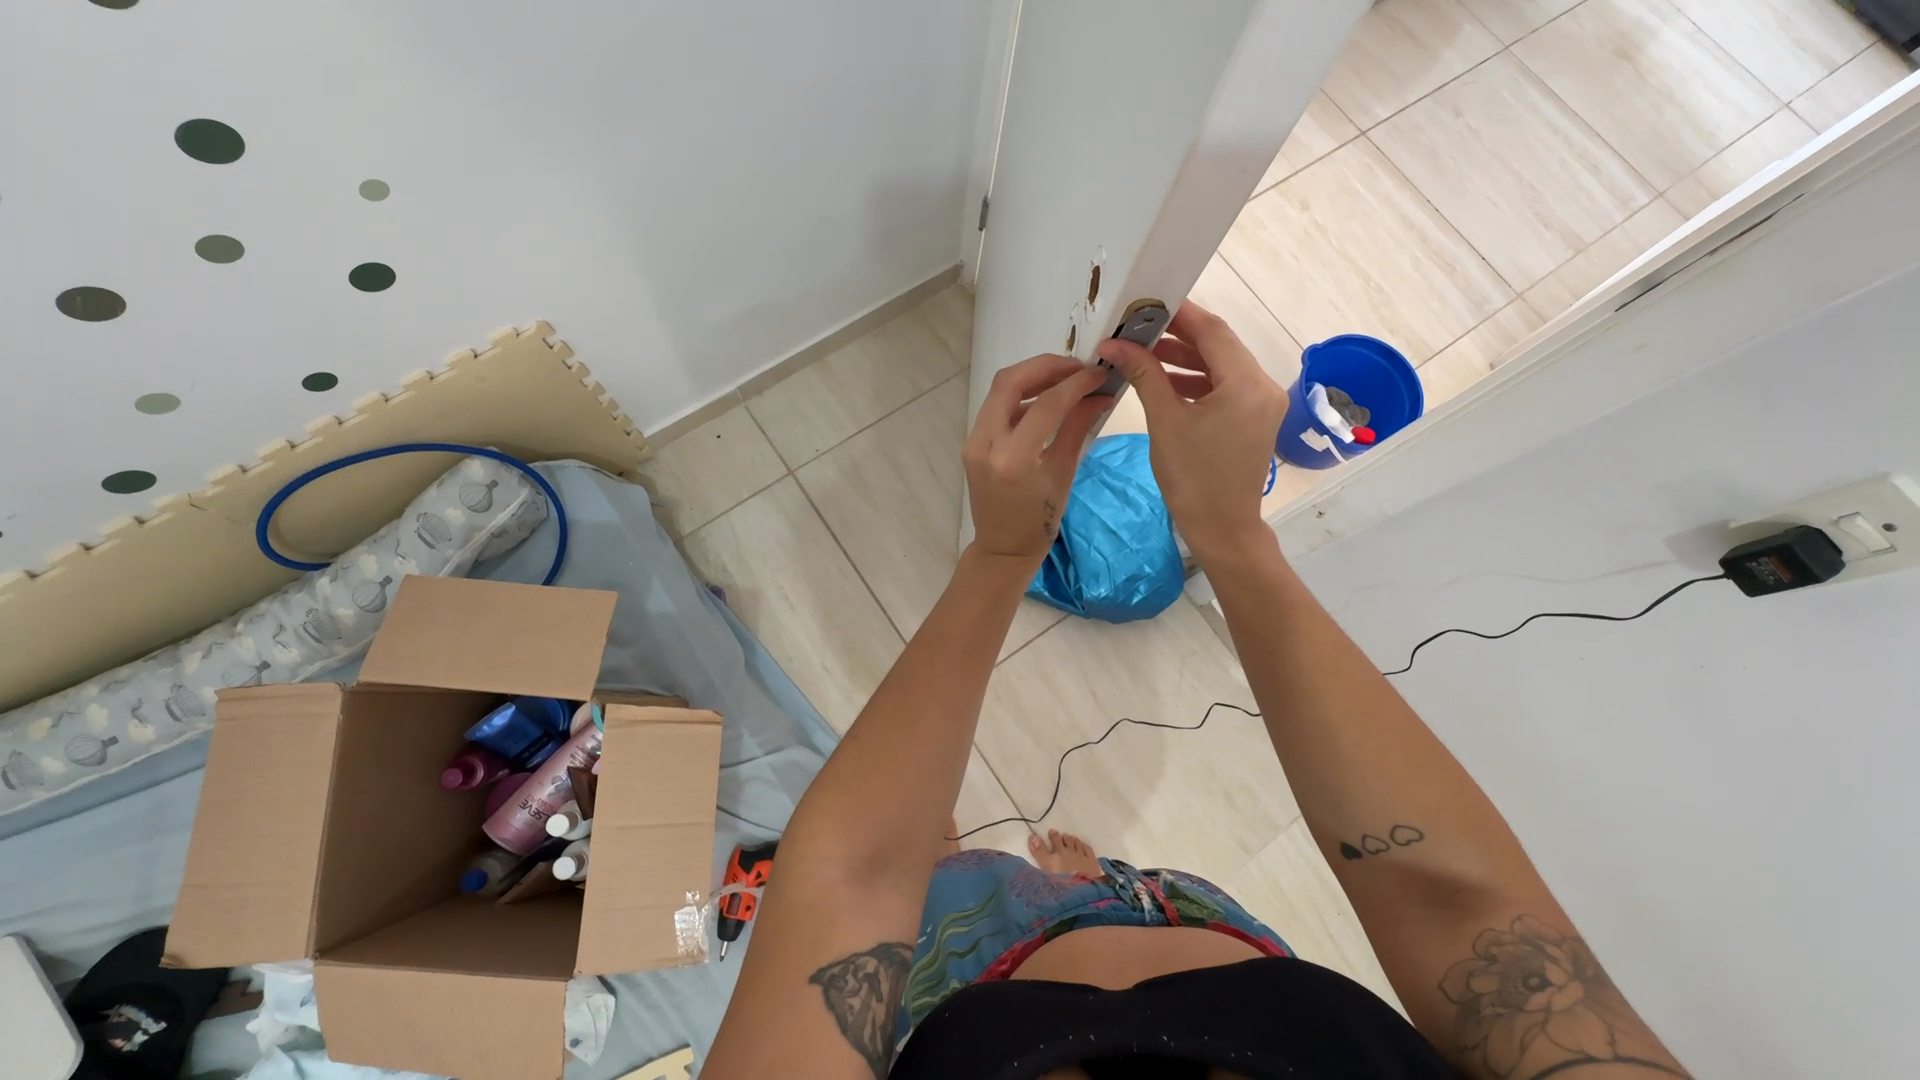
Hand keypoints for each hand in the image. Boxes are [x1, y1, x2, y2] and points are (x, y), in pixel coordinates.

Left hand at [963, 353, 1108, 562]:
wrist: (1003, 548)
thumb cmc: (1039, 521)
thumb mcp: (1064, 474)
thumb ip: (1078, 428)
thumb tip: (1100, 394)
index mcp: (1013, 459)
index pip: (1046, 404)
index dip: (1075, 383)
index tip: (1098, 373)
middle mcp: (986, 444)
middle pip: (1010, 381)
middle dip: (1046, 366)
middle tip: (1078, 368)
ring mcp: (973, 442)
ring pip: (1000, 390)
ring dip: (1033, 378)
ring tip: (1066, 380)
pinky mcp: (971, 442)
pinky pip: (996, 407)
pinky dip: (1021, 396)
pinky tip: (1046, 399)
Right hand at [1097, 299, 1286, 564]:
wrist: (1222, 528)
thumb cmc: (1192, 479)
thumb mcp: (1165, 422)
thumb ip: (1145, 374)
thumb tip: (1115, 344)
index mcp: (1246, 383)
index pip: (1212, 330)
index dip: (1178, 313)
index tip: (1145, 304)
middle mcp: (1263, 385)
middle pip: (1219, 345)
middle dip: (1177, 335)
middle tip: (1137, 329)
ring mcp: (1262, 402)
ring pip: (1221, 366)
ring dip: (1184, 358)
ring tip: (1143, 354)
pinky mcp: (1255, 418)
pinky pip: (1225, 386)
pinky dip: (1196, 380)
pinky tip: (1164, 381)